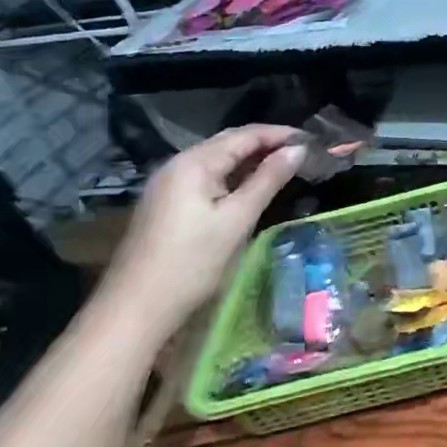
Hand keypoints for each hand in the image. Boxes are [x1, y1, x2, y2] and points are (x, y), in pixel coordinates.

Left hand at [100, 125, 309, 328]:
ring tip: (284, 166)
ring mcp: (168, 184)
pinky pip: (207, 176)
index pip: (246, 135)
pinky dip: (234, 175)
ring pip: (218, 160)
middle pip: (230, 142)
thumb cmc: (191, 263)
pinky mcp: (166, 203)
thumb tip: (298, 149)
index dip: (281, 134)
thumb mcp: (237, 219)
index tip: (312, 141)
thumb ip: (268, 179)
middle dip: (267, 143)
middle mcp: (178, 164)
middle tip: (303, 152)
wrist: (133, 311)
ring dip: (251, 159)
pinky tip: (251, 186)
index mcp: (194, 162)